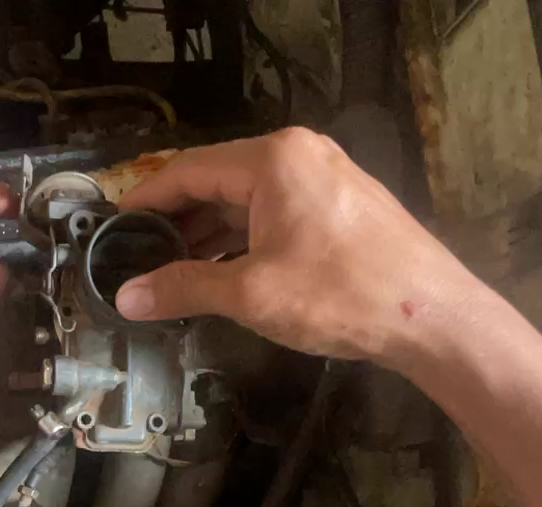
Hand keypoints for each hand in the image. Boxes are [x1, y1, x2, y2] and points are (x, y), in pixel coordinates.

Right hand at [114, 128, 492, 367]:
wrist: (429, 315)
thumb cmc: (337, 296)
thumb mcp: (250, 293)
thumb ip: (183, 288)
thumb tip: (126, 298)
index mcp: (272, 160)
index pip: (187, 171)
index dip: (146, 202)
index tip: (112, 231)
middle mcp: (296, 155)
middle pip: (214, 183)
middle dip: (174, 223)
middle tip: (136, 261)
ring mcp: (321, 178)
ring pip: (242, 202)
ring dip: (204, 237)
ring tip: (168, 274)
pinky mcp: (336, 206)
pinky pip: (270, 216)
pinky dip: (237, 242)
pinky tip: (217, 274)